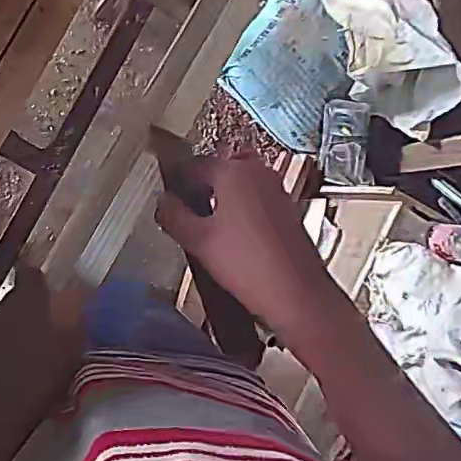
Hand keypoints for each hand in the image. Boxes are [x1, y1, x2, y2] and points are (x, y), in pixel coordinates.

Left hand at [0, 266, 85, 457]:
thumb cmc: (40, 381)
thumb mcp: (71, 348)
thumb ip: (75, 317)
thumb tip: (80, 297)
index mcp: (26, 300)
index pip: (31, 274)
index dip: (41, 281)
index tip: (53, 292)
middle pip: (17, 297)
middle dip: (31, 308)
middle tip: (50, 328)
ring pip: (3, 319)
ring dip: (16, 328)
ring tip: (33, 352)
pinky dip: (2, 348)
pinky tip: (14, 368)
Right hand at [154, 154, 343, 341]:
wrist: (297, 295)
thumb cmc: (249, 265)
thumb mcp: (197, 240)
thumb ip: (173, 215)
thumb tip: (163, 202)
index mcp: (234, 172)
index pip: (193, 165)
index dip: (175, 183)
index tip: (165, 200)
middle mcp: (258, 174)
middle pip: (217, 173)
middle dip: (198, 191)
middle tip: (182, 215)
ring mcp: (276, 191)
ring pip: (236, 187)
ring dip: (218, 203)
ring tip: (203, 231)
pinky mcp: (285, 211)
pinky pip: (253, 202)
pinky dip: (237, 213)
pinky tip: (228, 240)